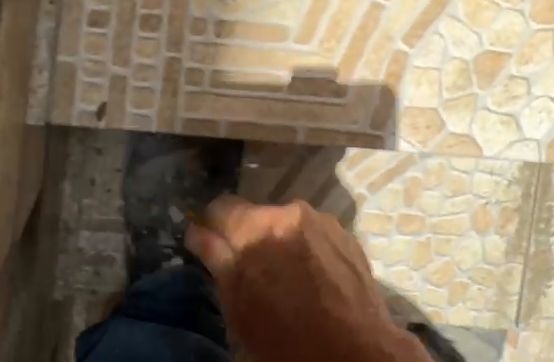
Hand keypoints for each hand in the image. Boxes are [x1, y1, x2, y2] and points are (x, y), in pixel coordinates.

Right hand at [185, 196, 427, 361]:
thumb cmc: (286, 339)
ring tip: (288, 280)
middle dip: (250, 239)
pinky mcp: (345, 234)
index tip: (211, 244)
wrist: (356, 353)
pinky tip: (313, 280)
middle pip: (256, 216)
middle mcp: (288, 211)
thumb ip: (216, 259)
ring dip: (281, 243)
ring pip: (287, 224)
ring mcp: (320, 219)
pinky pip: (314, 234)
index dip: (212, 226)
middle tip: (253, 275)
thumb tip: (196, 231)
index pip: (221, 207)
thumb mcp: (239, 307)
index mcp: (255, 227)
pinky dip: (307, 250)